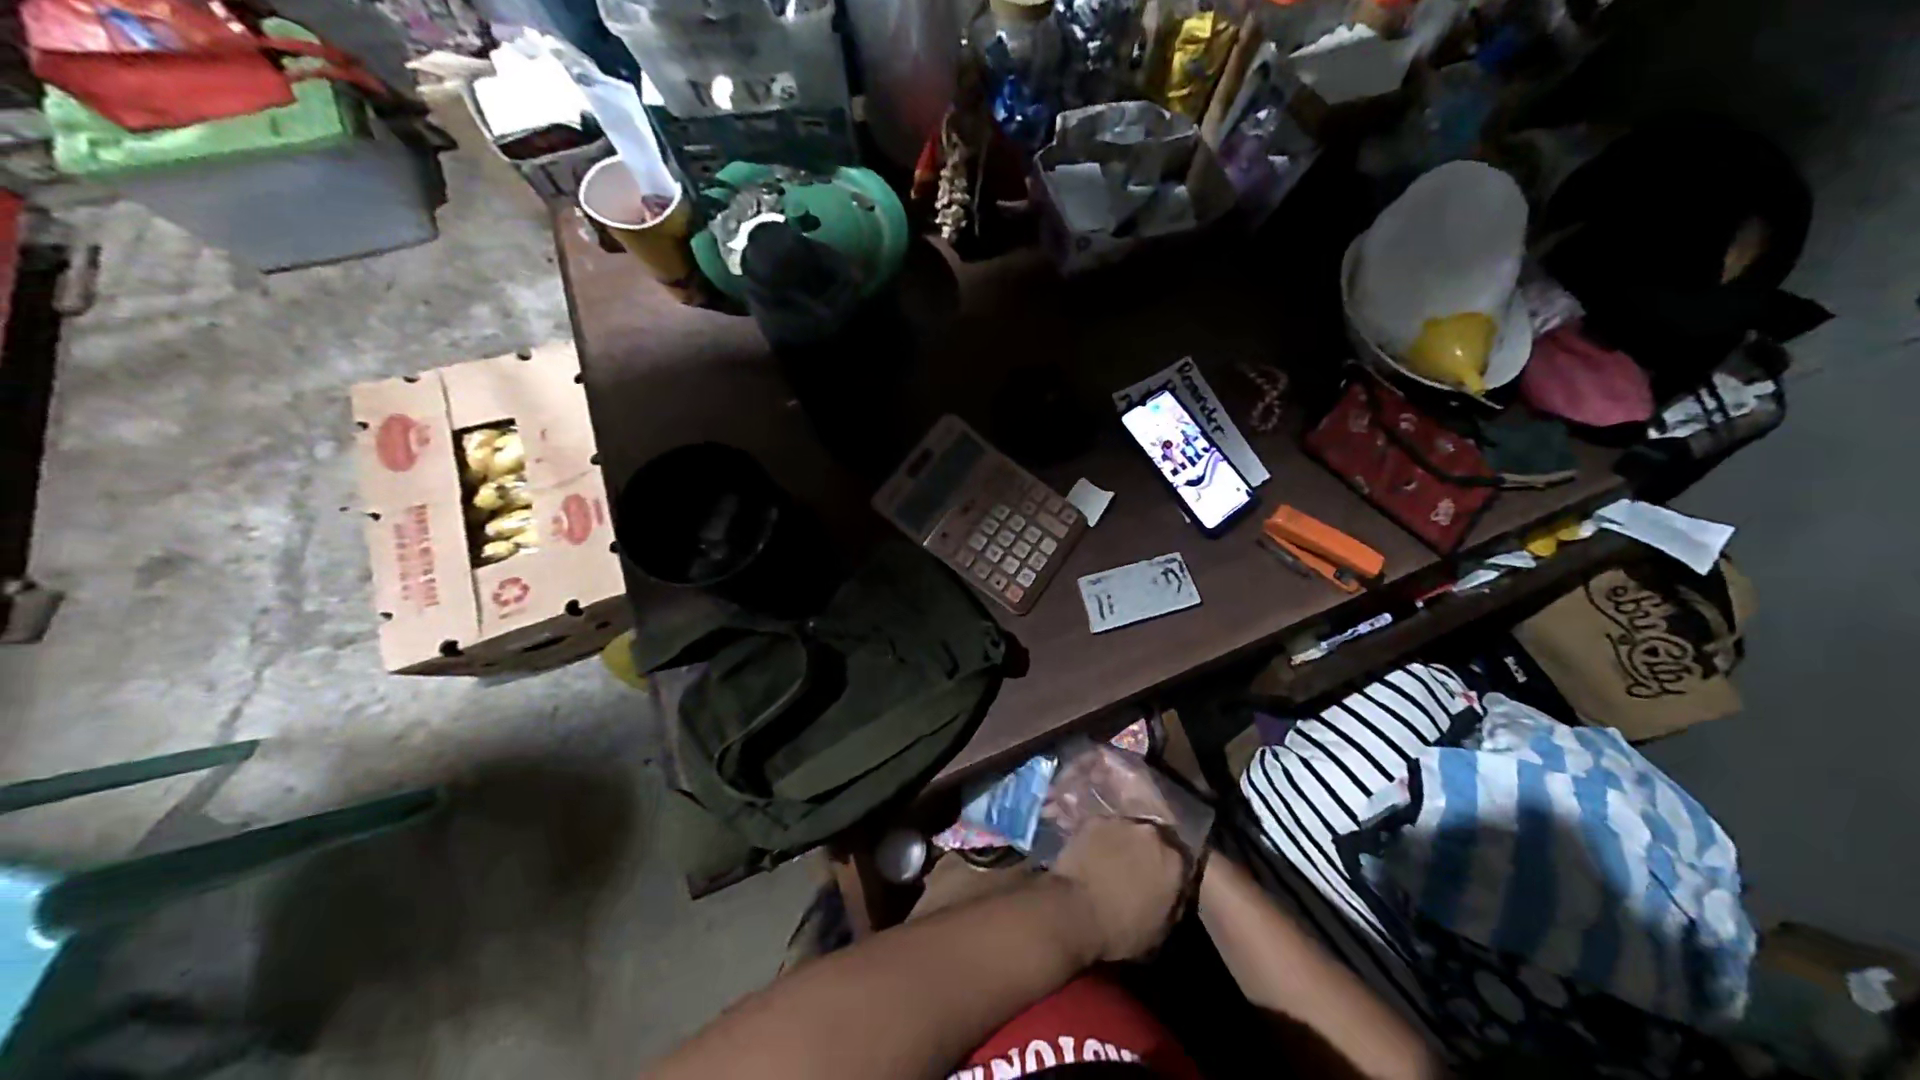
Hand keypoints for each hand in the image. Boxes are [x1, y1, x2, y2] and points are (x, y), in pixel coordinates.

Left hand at [1052, 817, 1188, 962]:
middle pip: (1157, 838)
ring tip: (1112, 860)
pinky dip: (1101, 838)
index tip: (1163, 881)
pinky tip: (1092, 853)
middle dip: (1150, 851)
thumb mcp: (1162, 929)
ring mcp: (1122, 822)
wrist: (1075, 911)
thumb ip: (1174, 902)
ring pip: (1130, 829)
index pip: (1183, 859)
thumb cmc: (1122, 930)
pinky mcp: (1094, 819)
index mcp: (1175, 861)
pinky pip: (1104, 827)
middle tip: (1137, 868)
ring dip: (1126, 841)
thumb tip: (1174, 892)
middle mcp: (1153, 833)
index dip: (1172, 871)